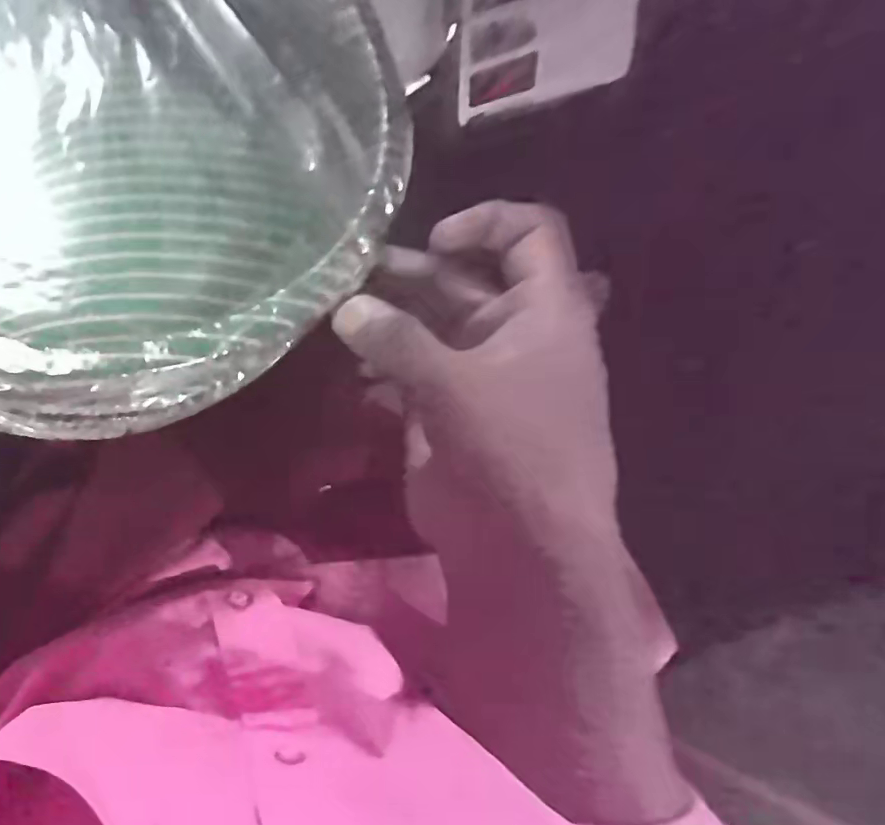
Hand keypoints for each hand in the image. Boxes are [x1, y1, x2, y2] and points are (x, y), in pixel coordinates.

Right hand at [334, 200, 616, 560]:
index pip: (530, 235)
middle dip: (412, 277)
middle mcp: (512, 336)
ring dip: (389, 323)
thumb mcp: (456, 384)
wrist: (519, 539)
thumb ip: (399, 342)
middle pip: (463, 284)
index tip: (431, 243)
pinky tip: (350, 371)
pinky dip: (382, 369)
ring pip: (430, 332)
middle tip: (354, 277)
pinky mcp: (444, 414)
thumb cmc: (511, 449)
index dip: (485, 224)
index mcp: (545, 311)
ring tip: (340, 318)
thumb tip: (347, 308)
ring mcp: (476, 377)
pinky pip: (410, 376)